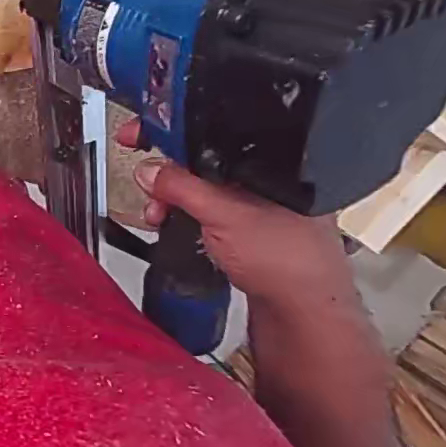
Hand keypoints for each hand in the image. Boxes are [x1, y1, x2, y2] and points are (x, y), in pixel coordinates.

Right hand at [116, 118, 358, 309]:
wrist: (303, 317)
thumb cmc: (289, 261)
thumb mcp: (224, 215)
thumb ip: (182, 188)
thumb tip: (150, 170)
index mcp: (269, 161)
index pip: (214, 133)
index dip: (176, 129)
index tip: (142, 131)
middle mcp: (264, 180)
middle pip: (203, 162)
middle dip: (167, 172)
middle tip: (144, 180)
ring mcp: (256, 208)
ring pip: (203, 191)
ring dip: (173, 199)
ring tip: (157, 214)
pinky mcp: (247, 233)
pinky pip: (208, 214)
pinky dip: (187, 218)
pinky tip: (174, 227)